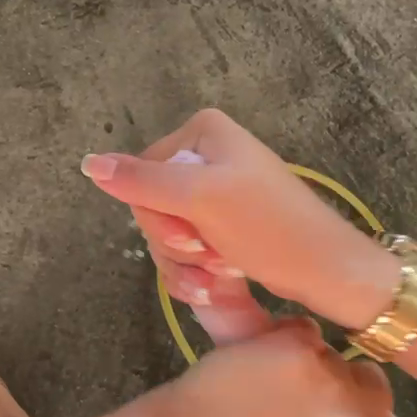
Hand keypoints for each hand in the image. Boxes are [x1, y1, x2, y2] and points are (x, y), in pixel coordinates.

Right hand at [83, 109, 398, 328]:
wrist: (328, 272)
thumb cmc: (269, 226)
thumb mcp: (200, 199)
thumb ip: (141, 181)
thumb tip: (88, 162)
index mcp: (202, 133)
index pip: (141, 174)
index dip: (157, 213)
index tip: (192, 233)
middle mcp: (206, 154)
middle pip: (152, 205)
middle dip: (175, 240)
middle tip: (208, 253)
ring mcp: (215, 191)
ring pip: (166, 232)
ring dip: (186, 262)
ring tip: (219, 273)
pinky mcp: (223, 224)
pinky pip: (185, 247)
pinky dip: (195, 270)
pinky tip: (219, 282)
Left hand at [143, 318, 409, 416]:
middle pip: (373, 391)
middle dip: (346, 395)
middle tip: (305, 405)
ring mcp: (329, 380)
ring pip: (338, 359)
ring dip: (316, 368)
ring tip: (277, 387)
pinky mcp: (295, 345)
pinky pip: (307, 331)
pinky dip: (290, 340)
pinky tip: (266, 362)